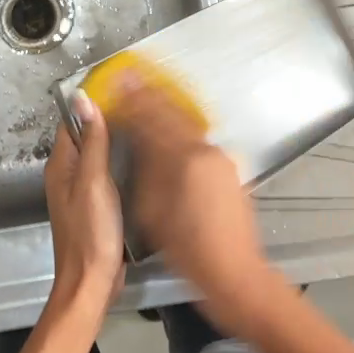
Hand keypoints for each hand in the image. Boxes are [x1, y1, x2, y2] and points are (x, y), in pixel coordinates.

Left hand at [44, 92, 124, 312]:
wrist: (93, 284)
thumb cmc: (91, 232)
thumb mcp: (93, 181)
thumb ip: (91, 141)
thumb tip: (83, 98)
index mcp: (61, 165)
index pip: (71, 121)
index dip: (91, 103)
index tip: (119, 87)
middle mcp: (67, 174)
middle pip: (86, 136)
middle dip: (108, 120)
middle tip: (140, 105)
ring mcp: (82, 191)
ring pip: (98, 155)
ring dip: (117, 141)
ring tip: (145, 126)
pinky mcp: (96, 206)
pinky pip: (107, 174)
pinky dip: (121, 163)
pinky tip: (142, 160)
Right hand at [108, 82, 288, 335]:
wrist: (237, 276)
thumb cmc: (190, 253)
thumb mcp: (154, 215)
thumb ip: (144, 174)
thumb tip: (135, 147)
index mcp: (183, 160)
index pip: (150, 120)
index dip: (131, 101)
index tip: (116, 85)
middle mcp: (204, 151)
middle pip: (171, 113)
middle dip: (148, 95)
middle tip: (130, 77)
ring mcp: (220, 159)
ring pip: (186, 124)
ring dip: (165, 107)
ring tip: (148, 92)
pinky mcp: (228, 170)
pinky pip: (197, 139)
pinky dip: (180, 127)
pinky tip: (169, 126)